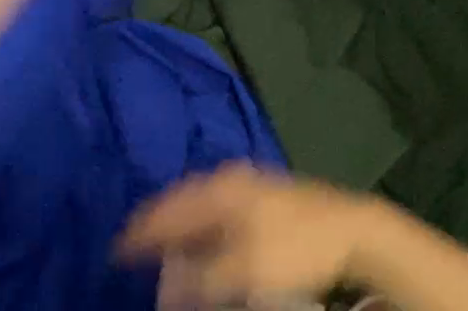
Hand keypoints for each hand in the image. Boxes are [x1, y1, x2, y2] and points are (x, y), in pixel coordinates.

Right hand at [117, 163, 380, 309]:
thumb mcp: (244, 269)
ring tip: (167, 244)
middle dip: (158, 224)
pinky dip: (203, 221)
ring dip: (180, 223)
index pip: (165, 209)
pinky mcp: (265, 193)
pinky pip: (218, 204)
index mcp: (216, 189)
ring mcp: (248, 182)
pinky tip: (206, 236)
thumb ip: (200, 277)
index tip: (116, 249)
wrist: (351, 230)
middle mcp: (227, 178)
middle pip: (180, 200)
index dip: (139, 231)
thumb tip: (165, 288)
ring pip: (200, 201)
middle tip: (136, 245)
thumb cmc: (293, 246)